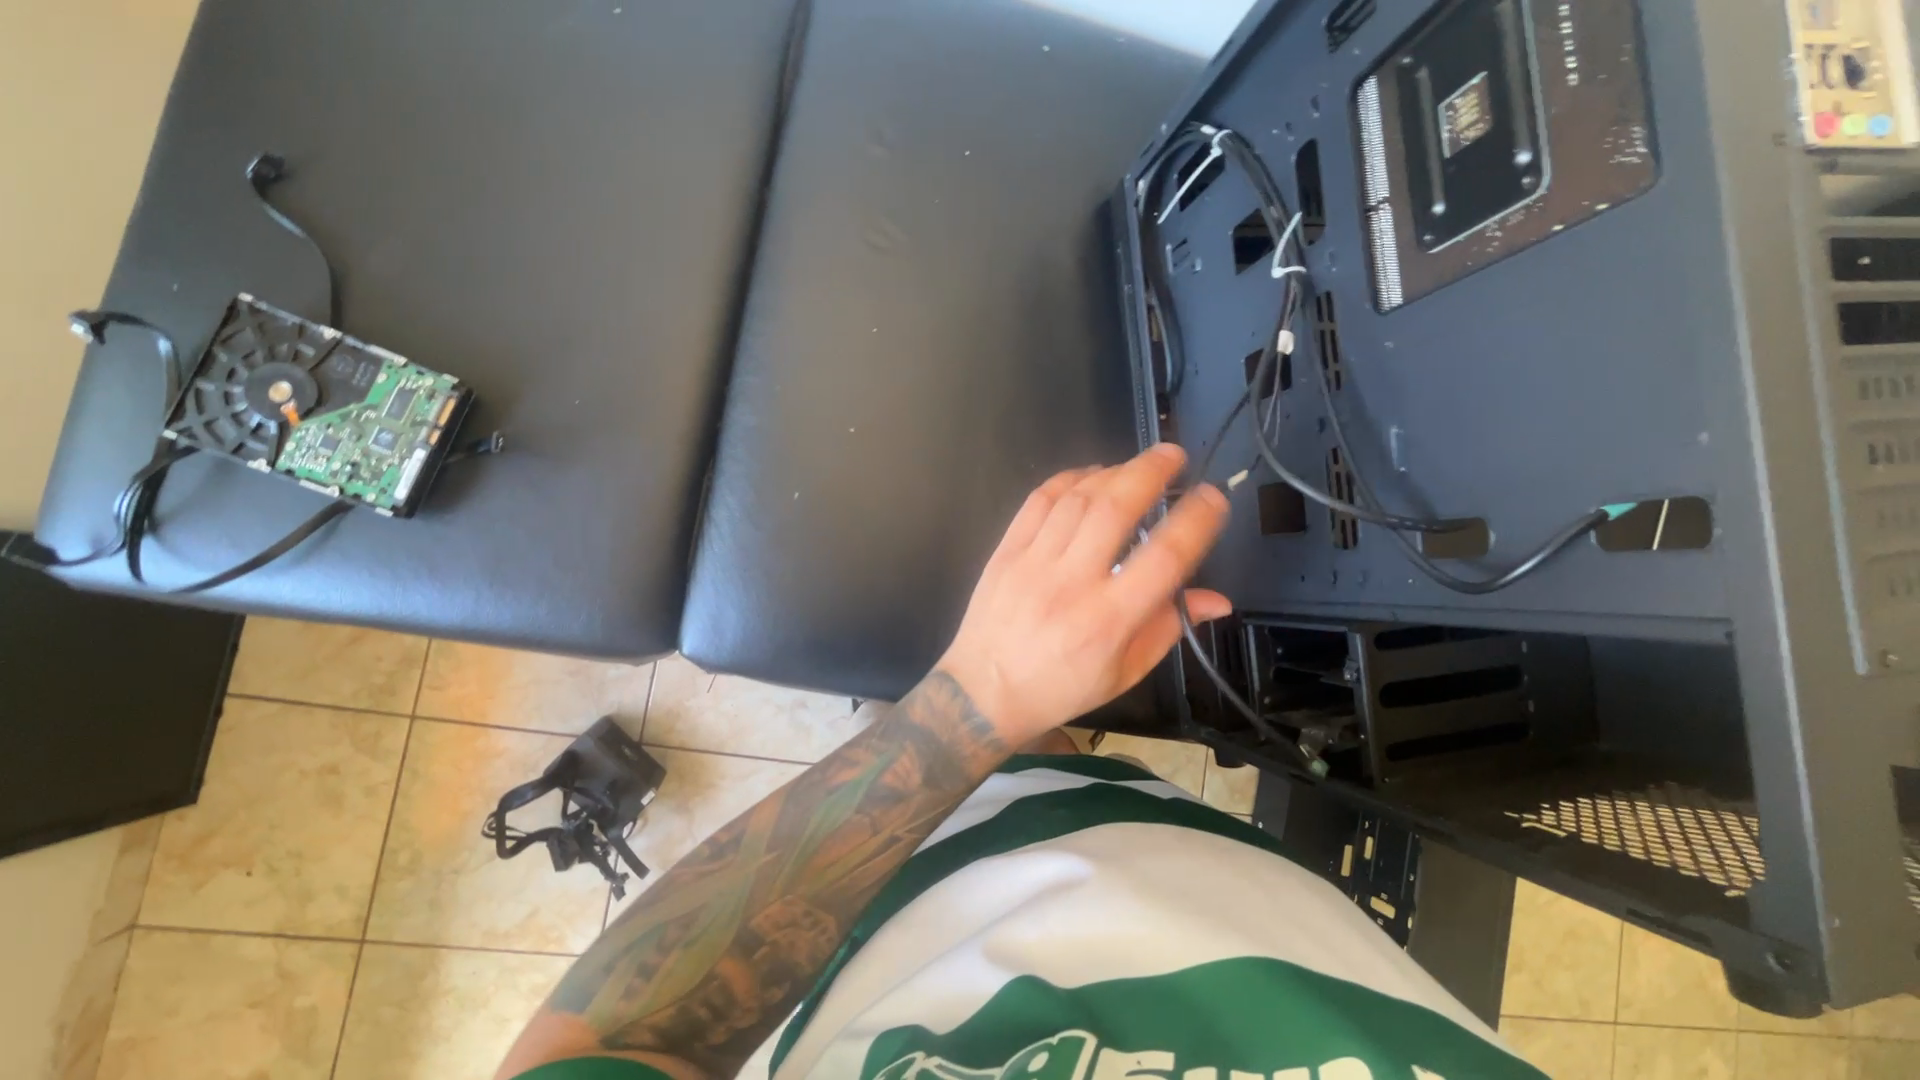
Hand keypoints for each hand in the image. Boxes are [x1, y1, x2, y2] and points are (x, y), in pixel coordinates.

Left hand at [936, 443, 1232, 745]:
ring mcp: (1033, 562)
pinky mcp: (1005, 551)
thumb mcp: (1124, 672)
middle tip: (1173, 455)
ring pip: (1077, 498)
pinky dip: (1068, 479)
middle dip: (1149, 472)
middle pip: (1115, 509)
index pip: (1164, 557)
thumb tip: (1218, 599)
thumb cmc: (1061, 688)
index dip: (1195, 520)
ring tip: (1137, 466)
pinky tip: (1090, 476)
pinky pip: (1039, 501)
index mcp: (1108, 620)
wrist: (984, 692)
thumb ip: (1169, 628)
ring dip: (1112, 472)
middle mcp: (1071, 583)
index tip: (1212, 496)